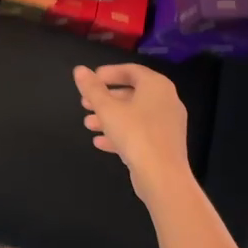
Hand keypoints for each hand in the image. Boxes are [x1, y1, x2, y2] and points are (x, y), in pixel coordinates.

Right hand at [75, 64, 193, 204]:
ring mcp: (168, 124)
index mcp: (157, 86)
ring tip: (88, 124)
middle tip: (85, 103)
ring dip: (110, 118)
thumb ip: (92, 88)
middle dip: (106, 98)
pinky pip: (141, 133)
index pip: (131, 70)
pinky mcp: (165, 144)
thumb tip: (79, 70)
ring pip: (134, 115)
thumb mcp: (107, 109)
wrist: (163, 177)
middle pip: (132, 93)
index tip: (91, 79)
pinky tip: (100, 142)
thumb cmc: (135, 134)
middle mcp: (167, 101)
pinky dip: (121, 133)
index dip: (109, 73)